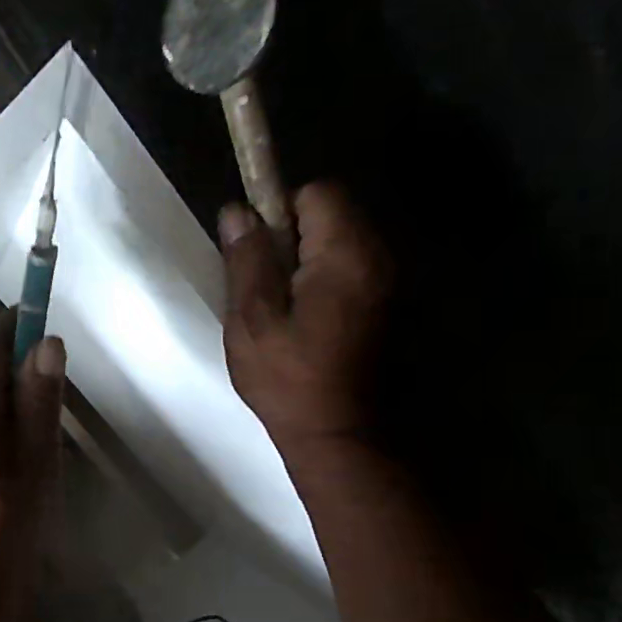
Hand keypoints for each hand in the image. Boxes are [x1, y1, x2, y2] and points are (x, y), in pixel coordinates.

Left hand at [0, 310, 65, 580]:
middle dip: (16, 359)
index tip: (41, 308)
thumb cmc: (6, 520)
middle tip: (55, 360)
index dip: (14, 324)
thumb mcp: (35, 459)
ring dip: (11, 391)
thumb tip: (46, 342)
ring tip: (49, 397)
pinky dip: (4, 419)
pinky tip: (28, 439)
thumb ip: (39, 402)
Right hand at [220, 182, 391, 455]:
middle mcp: (377, 256)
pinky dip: (316, 279)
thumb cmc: (285, 376)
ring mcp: (385, 280)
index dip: (278, 208)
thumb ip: (247, 261)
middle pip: (331, 214)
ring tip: (273, 307)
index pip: (318, 193)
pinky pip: (346, 268)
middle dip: (288, 236)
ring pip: (336, 242)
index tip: (251, 248)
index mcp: (346, 255)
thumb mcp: (251, 319)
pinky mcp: (381, 302)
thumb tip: (237, 211)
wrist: (334, 429)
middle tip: (256, 286)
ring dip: (299, 260)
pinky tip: (296, 319)